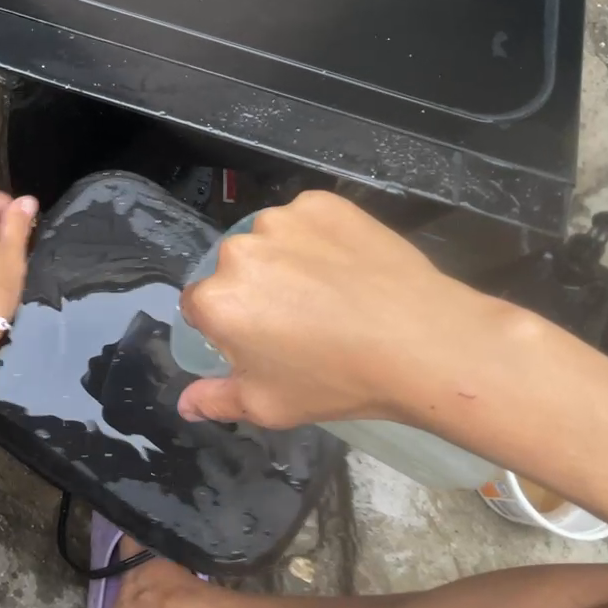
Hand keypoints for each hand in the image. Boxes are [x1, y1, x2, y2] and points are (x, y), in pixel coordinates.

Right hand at [176, 191, 523, 430]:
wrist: (424, 342)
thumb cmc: (338, 380)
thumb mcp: (269, 405)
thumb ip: (216, 400)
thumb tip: (183, 404)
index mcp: (215, 300)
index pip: (198, 305)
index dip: (228, 325)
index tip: (263, 339)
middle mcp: (237, 252)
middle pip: (233, 270)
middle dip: (256, 291)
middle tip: (301, 320)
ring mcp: (279, 221)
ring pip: (269, 242)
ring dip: (285, 260)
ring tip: (330, 291)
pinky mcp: (319, 203)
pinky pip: (305, 220)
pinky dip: (319, 238)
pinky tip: (347, 266)